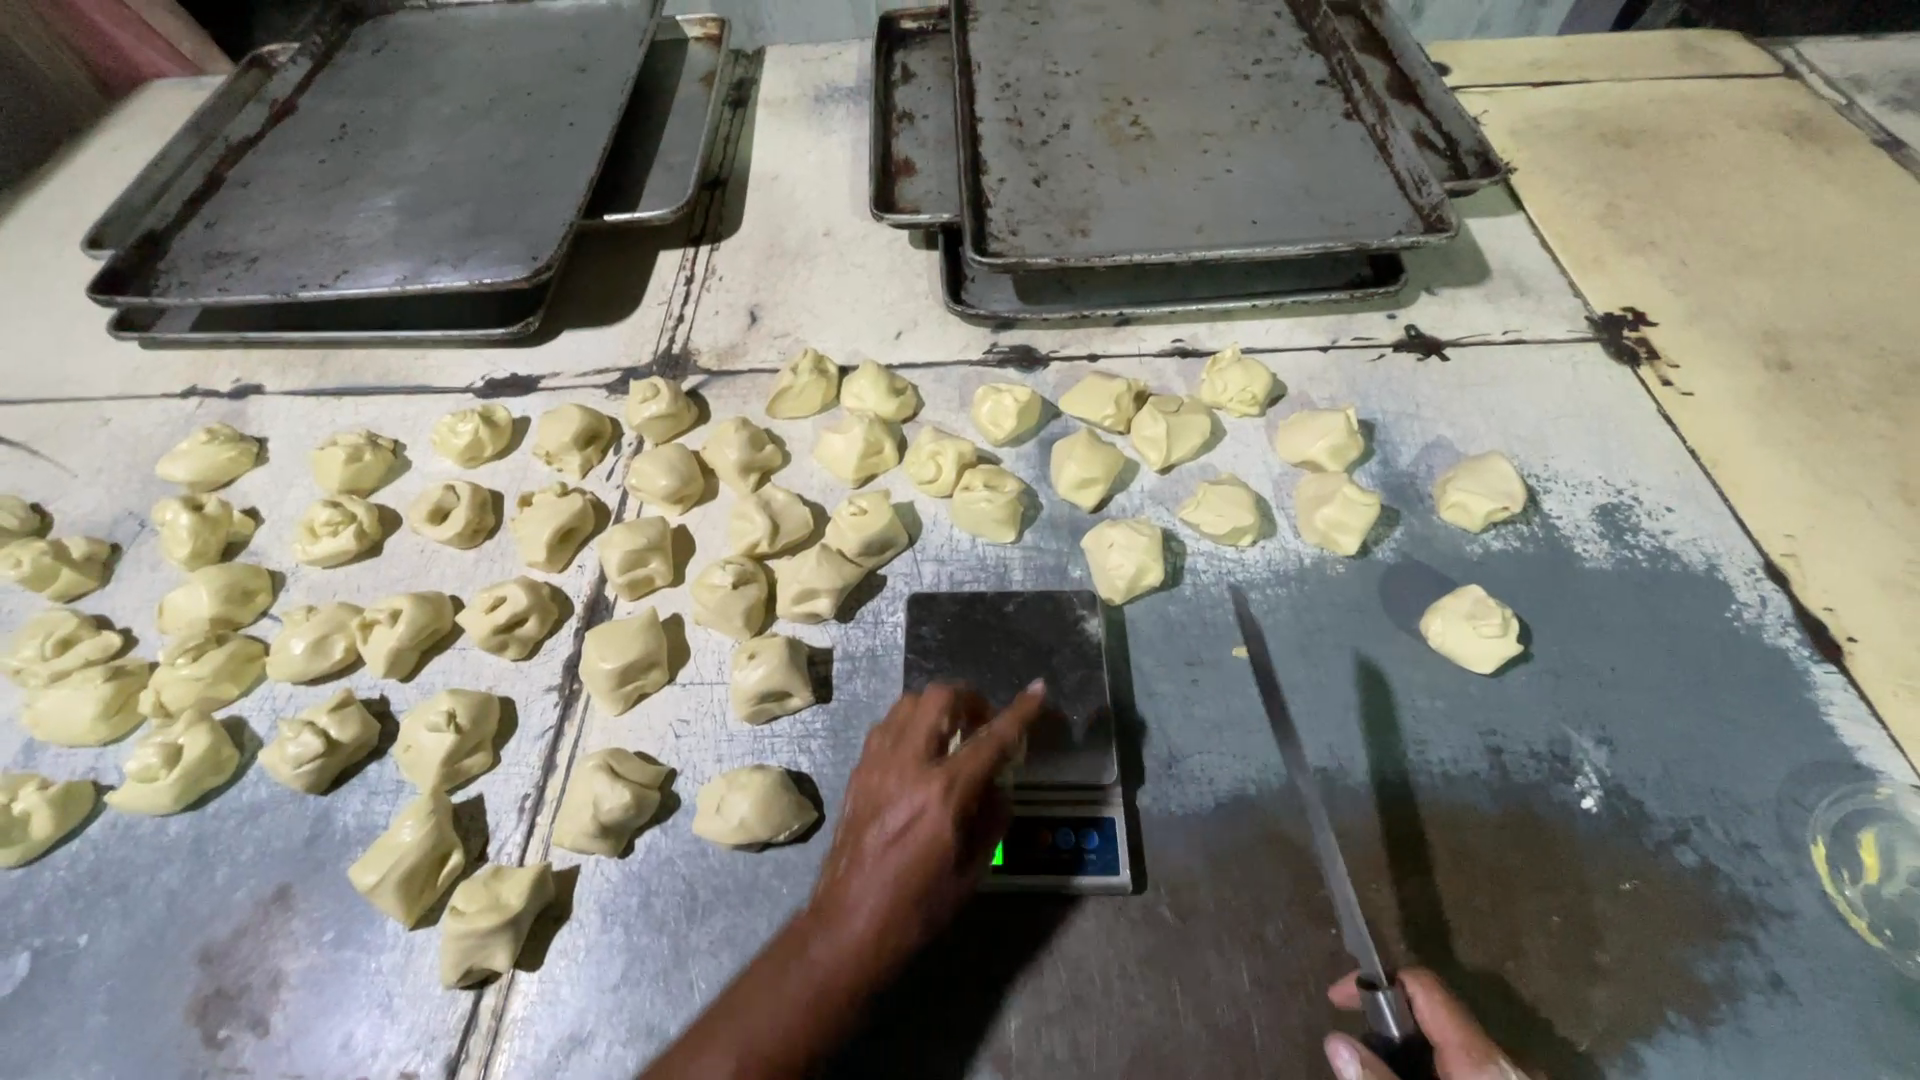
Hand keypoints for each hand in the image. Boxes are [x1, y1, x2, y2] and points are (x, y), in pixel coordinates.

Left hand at [806, 680, 1045, 972]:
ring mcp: (877, 763)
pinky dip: (910, 724)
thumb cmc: (918, 906)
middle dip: (970, 698)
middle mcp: (908, 765)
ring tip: (951, 732)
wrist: (849, 923)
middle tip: (982, 722)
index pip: (991, 739)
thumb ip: (992, 817)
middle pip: (940, 698)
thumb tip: (997, 786)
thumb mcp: (973, 868)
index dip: (1020, 712)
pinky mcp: (858, 771)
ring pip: (909, 703)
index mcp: (943, 793)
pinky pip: (887, 726)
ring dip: (937, 707)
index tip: (1038, 689)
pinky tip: (919, 751)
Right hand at [1324, 969, 1525, 1079]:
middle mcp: (1507, 1057)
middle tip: (1360, 1054)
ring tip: (1384, 1071)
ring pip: (1454, 1049)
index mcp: (1481, 1055)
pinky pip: (1474, 1070)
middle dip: (1391, 1029)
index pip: (1423, 984)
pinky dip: (1440, 1071)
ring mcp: (1518, 1076)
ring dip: (1415, 1056)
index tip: (1337, 999)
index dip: (1376, 982)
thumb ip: (1380, 1079)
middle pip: (1435, 1018)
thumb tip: (1334, 1040)